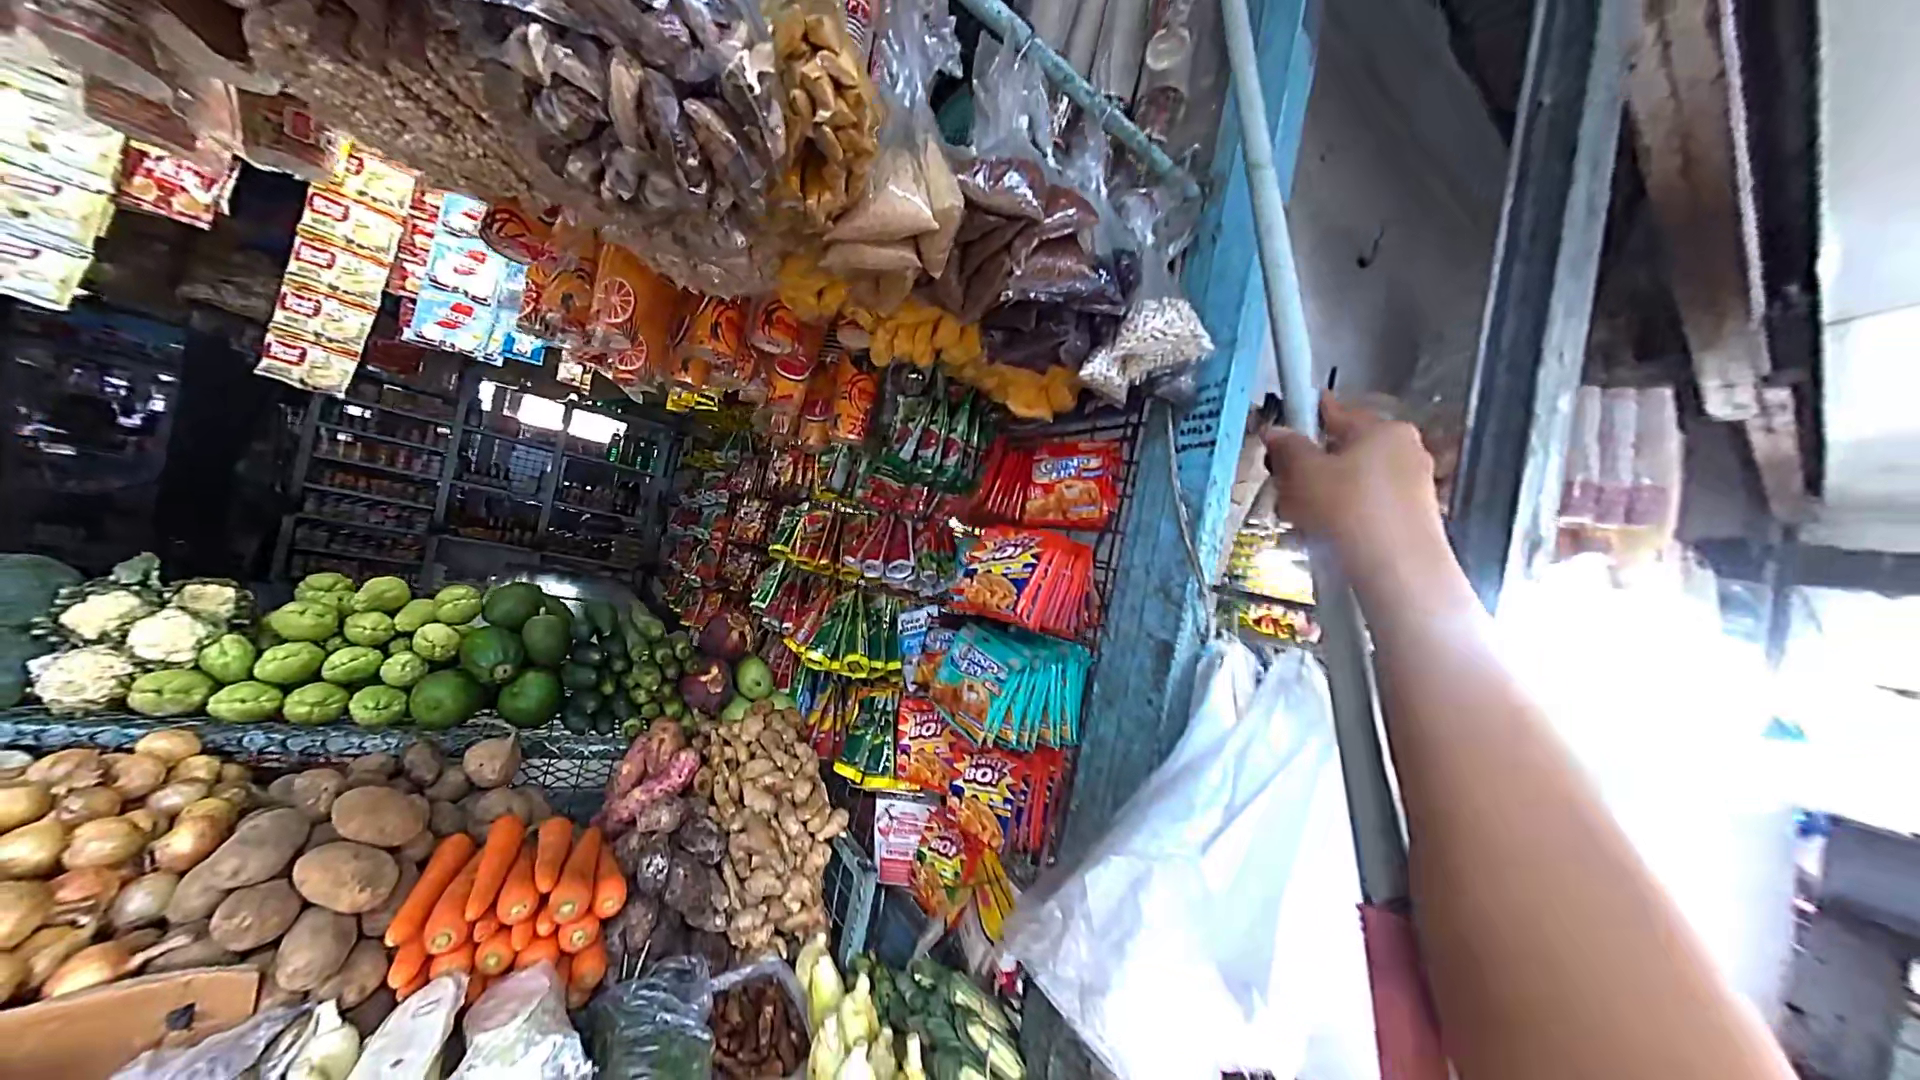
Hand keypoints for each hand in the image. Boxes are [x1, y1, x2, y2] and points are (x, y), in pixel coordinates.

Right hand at [1262, 394, 1447, 588]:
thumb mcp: (1304, 473)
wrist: (1397, 567)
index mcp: (1382, 429)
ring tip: (1298, 516)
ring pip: (1353, 480)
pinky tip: (1324, 534)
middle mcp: (1405, 449)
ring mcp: (1413, 484)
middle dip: (1311, 466)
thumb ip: (1287, 447)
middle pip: (1344, 450)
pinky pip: (1367, 505)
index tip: (1286, 419)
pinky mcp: (1413, 517)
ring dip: (1322, 493)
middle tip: (1284, 484)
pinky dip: (1344, 513)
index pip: (1336, 412)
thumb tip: (1275, 431)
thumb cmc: (1347, 508)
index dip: (1305, 415)